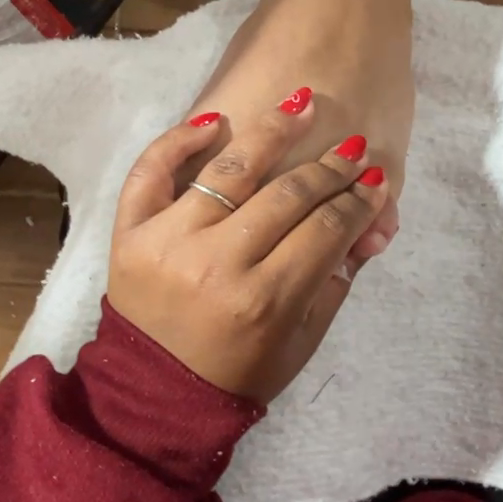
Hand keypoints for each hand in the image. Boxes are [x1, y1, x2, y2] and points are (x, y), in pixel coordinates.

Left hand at [108, 91, 390, 402]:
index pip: (326, 228)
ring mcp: (167, 243)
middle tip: (351, 148)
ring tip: (301, 104)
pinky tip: (215, 121)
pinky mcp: (128, 234)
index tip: (374, 179)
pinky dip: (179, 140)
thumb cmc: (240, 374)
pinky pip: (151, 172)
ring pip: (230, 169)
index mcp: (265, 300)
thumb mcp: (303, 340)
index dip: (357, 200)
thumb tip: (369, 220)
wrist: (156, 397)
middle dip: (330, 168)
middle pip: (288, 194)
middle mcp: (218, 264)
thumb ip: (336, 279)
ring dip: (272, 131)